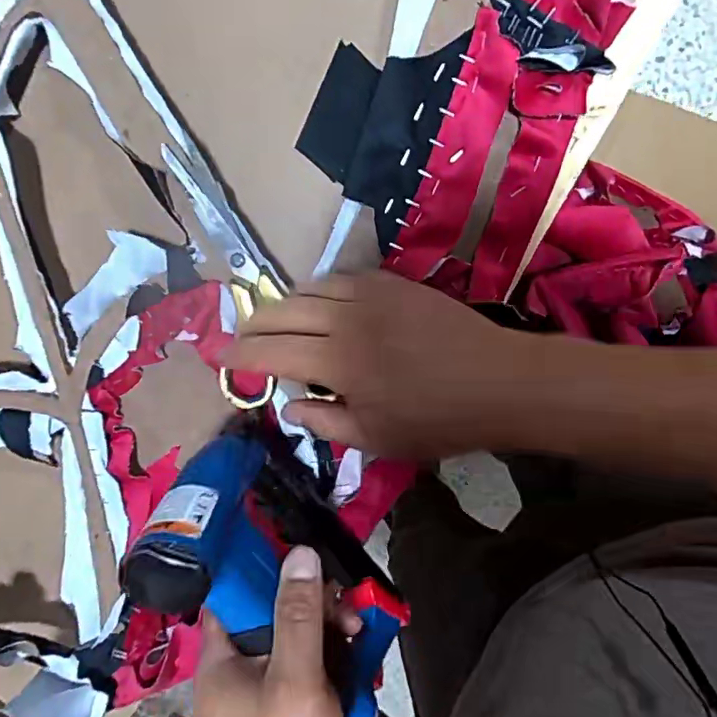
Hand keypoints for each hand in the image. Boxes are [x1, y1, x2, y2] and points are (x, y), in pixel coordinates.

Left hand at [194, 547, 346, 716]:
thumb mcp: (296, 680)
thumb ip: (299, 615)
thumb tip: (299, 553)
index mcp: (218, 666)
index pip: (230, 597)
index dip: (262, 570)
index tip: (299, 552)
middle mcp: (234, 680)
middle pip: (270, 619)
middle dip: (311, 608)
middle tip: (346, 607)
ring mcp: (261, 703)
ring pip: (293, 646)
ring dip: (327, 636)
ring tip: (359, 635)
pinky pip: (306, 676)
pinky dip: (330, 666)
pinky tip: (356, 669)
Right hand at [223, 270, 534, 457]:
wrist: (499, 380)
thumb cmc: (439, 420)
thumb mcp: (378, 440)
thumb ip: (326, 422)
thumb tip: (289, 407)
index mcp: (339, 362)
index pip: (272, 352)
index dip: (239, 355)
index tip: (217, 355)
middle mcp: (347, 319)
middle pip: (283, 312)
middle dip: (254, 324)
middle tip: (241, 337)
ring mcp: (372, 294)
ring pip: (310, 287)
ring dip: (286, 303)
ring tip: (277, 320)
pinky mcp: (394, 282)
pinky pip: (343, 277)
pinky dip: (320, 288)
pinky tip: (322, 301)